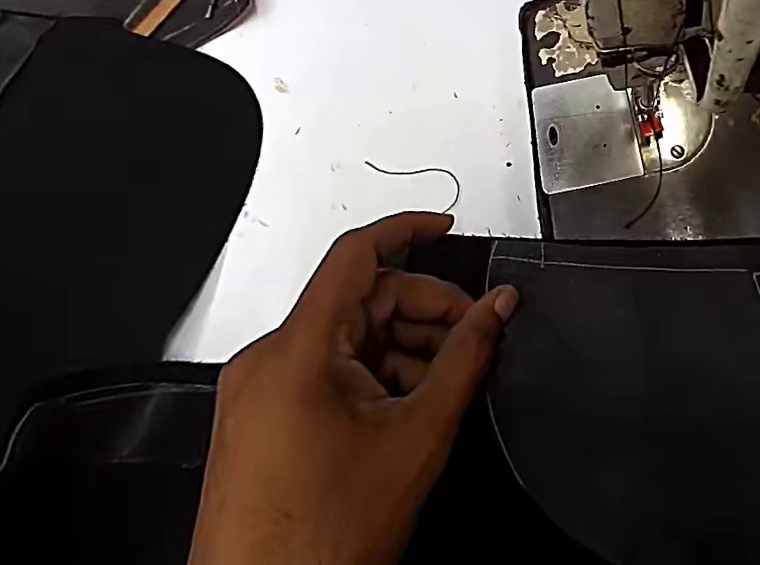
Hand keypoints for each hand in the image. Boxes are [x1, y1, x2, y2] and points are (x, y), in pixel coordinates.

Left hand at [189, 213, 517, 564]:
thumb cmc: (317, 547)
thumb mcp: (417, 433)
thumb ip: (468, 354)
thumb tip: (496, 307)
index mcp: (296, 353)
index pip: (357, 253)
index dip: (408, 228)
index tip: (443, 227)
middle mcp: (269, 362)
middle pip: (363, 297)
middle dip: (425, 308)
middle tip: (470, 331)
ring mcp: (262, 390)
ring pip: (351, 333)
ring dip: (405, 343)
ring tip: (443, 378)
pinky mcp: (265, 414)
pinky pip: (331, 364)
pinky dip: (377, 369)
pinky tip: (409, 401)